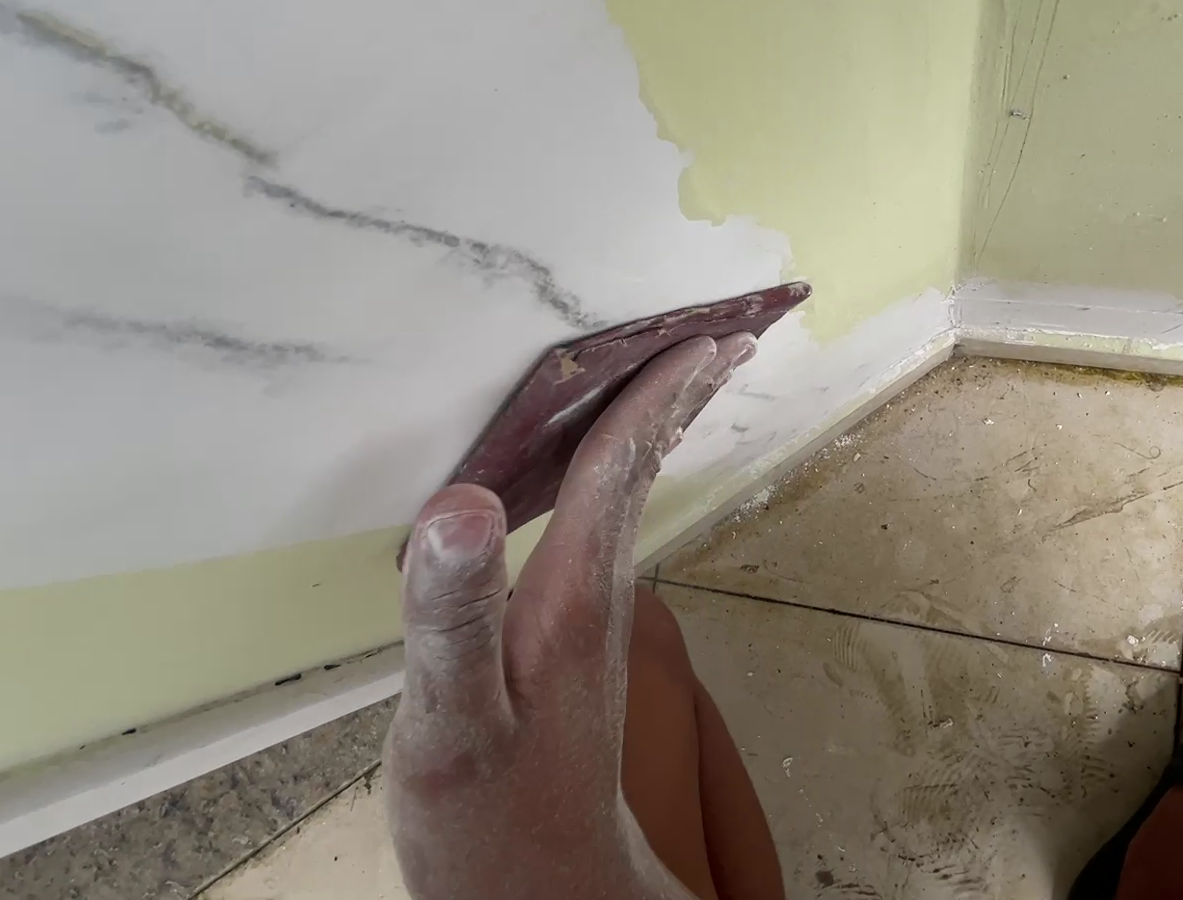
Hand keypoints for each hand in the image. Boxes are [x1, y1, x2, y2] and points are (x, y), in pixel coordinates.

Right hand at [385, 333, 754, 899]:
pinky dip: (626, 470)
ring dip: (663, 427)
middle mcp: (600, 586)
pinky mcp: (585, 630)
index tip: (701, 338)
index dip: (654, 395)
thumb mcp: (454, 721)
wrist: (545, 887)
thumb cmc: (493, 817)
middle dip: (685, 398)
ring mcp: (597, 608)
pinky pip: (612, 520)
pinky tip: (614, 469)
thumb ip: (457, 616)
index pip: (620, 465)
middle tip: (728, 340)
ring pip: (636, 490)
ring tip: (682, 381)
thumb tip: (461, 504)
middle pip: (646, 466)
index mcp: (573, 589)